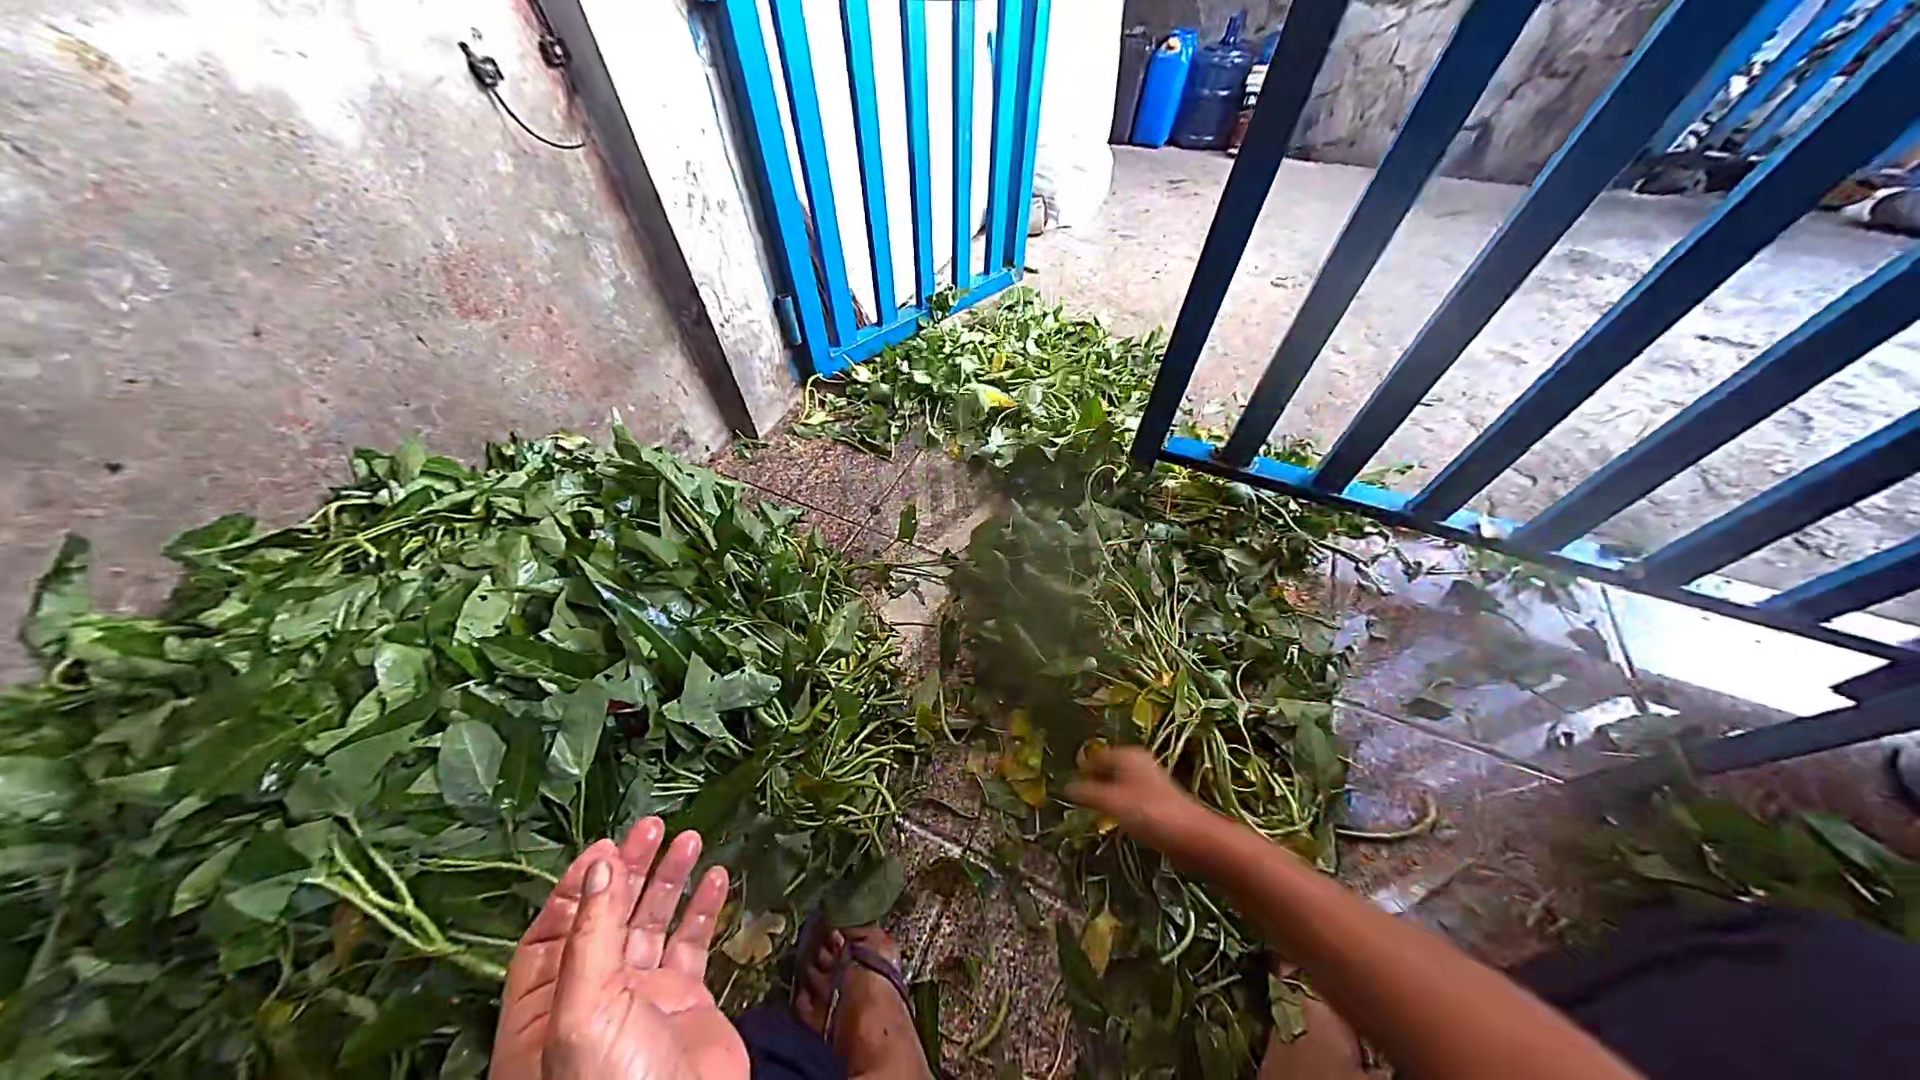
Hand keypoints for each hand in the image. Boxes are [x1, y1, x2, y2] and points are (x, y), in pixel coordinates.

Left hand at [489, 819, 746, 1079]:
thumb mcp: (585, 1009)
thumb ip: (591, 935)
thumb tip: (598, 866)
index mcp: (550, 1006)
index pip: (557, 929)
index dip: (580, 885)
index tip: (608, 845)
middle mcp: (595, 995)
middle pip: (611, 916)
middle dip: (632, 868)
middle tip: (654, 827)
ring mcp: (644, 996)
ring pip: (655, 922)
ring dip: (671, 879)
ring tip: (690, 839)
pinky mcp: (687, 1000)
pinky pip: (694, 942)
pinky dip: (705, 909)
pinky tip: (717, 879)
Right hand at [1066, 744, 1209, 854]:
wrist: (1192, 836)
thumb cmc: (1149, 812)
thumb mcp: (1111, 802)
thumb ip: (1086, 794)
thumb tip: (1065, 788)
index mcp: (1127, 755)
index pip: (1096, 756)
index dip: (1081, 769)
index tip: (1068, 786)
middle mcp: (1139, 763)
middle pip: (1108, 768)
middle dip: (1093, 782)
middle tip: (1078, 800)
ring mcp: (1150, 781)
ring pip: (1119, 784)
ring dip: (1106, 796)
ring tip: (1094, 812)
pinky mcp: (1158, 800)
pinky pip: (1130, 797)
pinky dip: (1120, 806)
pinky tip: (1117, 820)